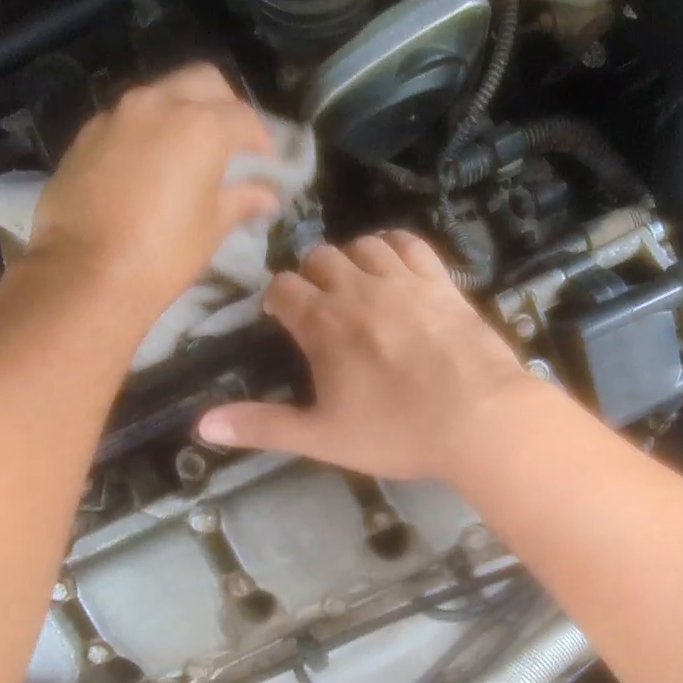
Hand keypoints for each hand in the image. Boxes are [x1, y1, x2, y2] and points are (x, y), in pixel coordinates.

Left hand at [22, 64, 278, 318]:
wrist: (85, 274)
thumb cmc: (164, 255)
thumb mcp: (212, 229)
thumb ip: (242, 201)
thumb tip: (266, 196)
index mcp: (201, 126)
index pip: (245, 118)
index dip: (262, 142)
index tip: (267, 167)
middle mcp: (159, 104)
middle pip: (204, 83)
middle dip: (224, 108)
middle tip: (231, 147)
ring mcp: (118, 115)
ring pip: (162, 95)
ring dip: (183, 115)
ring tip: (189, 158)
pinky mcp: (87, 134)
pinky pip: (129, 120)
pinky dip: (148, 133)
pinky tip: (150, 170)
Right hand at [197, 232, 538, 481]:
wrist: (480, 419)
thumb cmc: (397, 432)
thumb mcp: (323, 438)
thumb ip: (263, 427)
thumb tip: (202, 426)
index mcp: (323, 324)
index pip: (283, 288)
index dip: (276, 300)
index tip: (281, 319)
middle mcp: (359, 289)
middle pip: (320, 259)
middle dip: (311, 278)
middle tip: (320, 308)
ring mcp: (404, 281)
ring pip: (364, 246)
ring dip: (351, 260)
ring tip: (356, 286)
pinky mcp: (442, 282)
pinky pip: (411, 244)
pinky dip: (395, 247)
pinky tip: (395, 264)